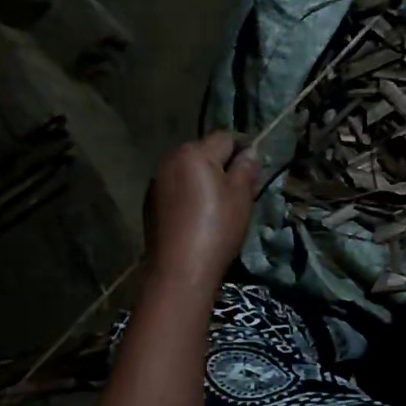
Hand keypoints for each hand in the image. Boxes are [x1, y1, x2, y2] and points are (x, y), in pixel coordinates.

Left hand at [145, 132, 260, 281]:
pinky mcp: (151, 201)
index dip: (244, 147)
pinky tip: (197, 214)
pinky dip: (189, 191)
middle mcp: (171, 159)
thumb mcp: (241, 197)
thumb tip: (250, 152)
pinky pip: (175, 186)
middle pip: (203, 150)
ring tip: (218, 202)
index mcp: (194, 153)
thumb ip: (246, 169)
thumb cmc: (217, 229)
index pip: (225, 137)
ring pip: (188, 168)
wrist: (180, 269)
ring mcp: (157, 180)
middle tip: (240, 188)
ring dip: (204, 177)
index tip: (255, 167)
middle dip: (222, 162)